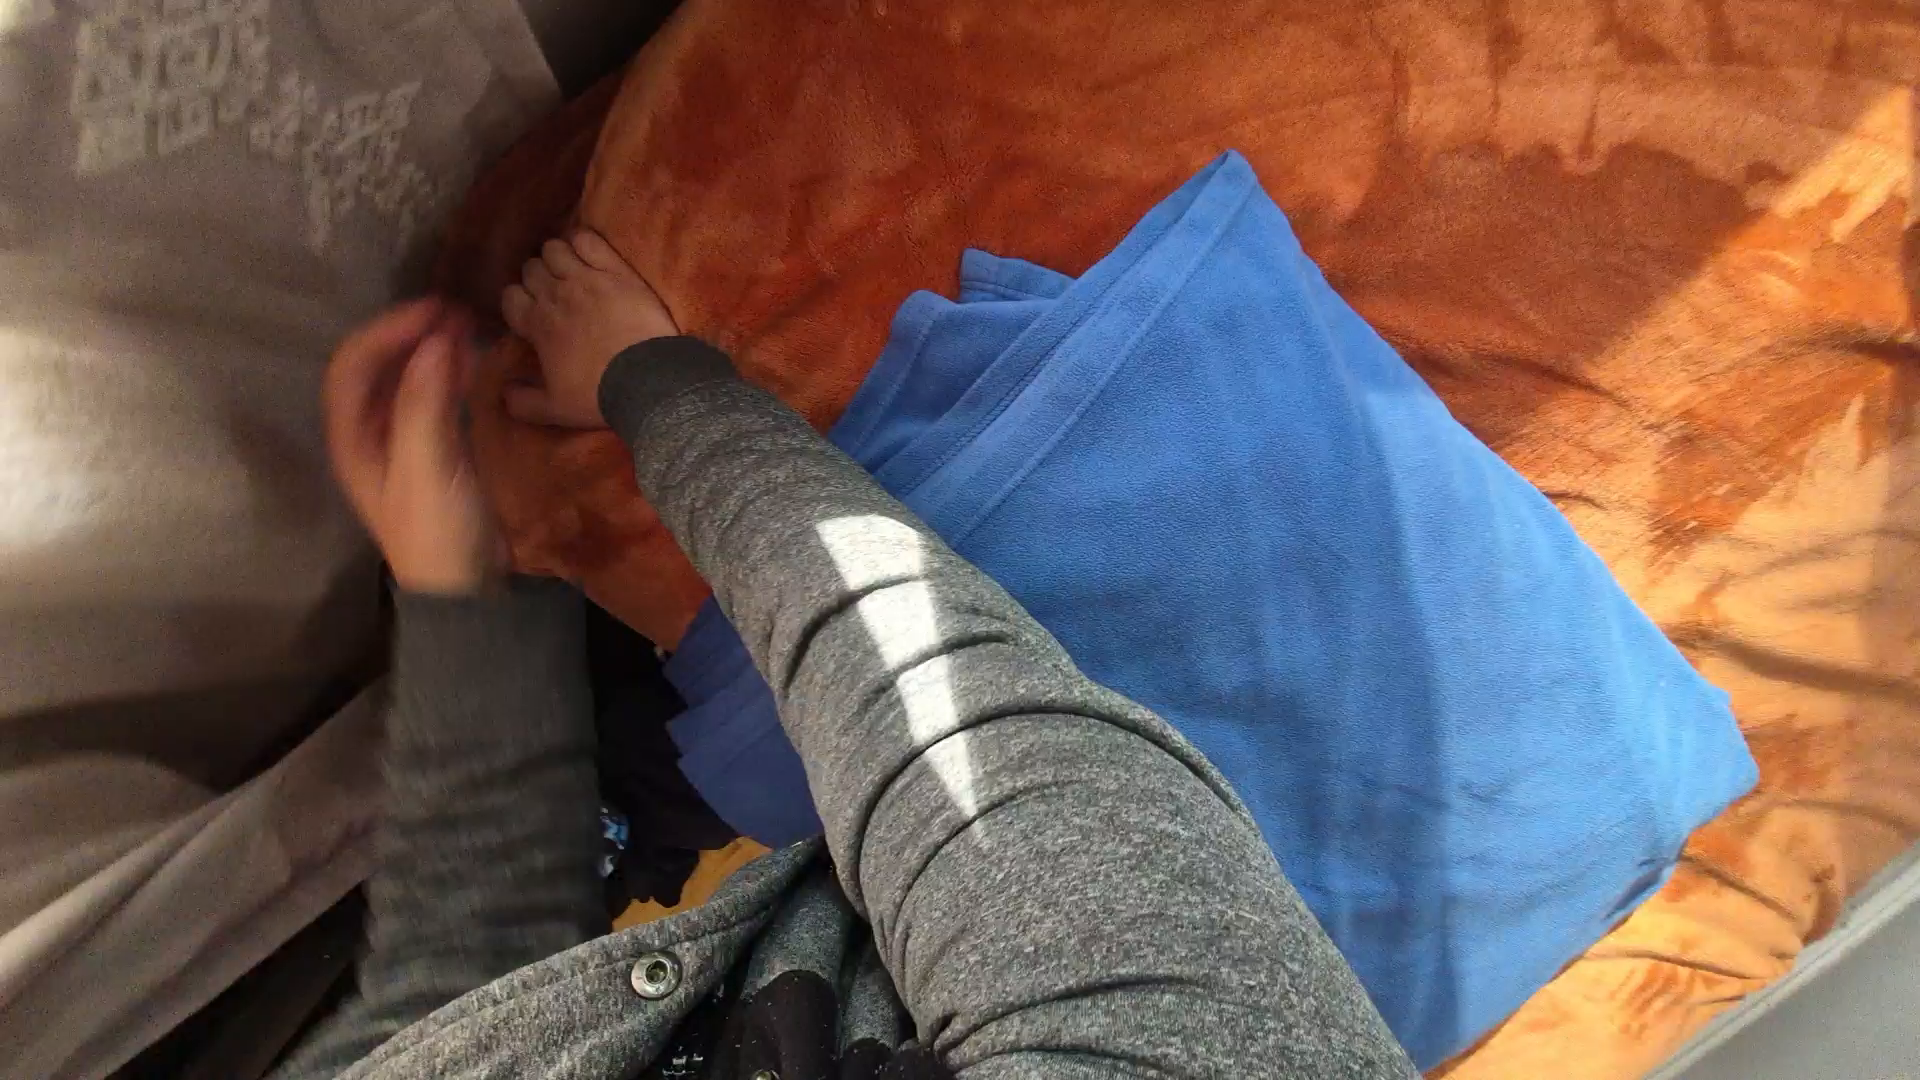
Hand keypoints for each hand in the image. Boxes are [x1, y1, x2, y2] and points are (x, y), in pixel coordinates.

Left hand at [324, 298, 498, 594]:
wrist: (463, 584)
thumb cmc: (436, 530)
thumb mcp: (426, 466)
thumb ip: (426, 404)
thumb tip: (437, 343)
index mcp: (352, 434)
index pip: (355, 364)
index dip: (388, 331)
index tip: (433, 310)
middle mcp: (371, 432)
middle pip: (380, 368)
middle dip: (412, 336)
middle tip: (456, 313)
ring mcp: (404, 443)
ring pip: (409, 383)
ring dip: (433, 353)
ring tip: (467, 331)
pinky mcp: (436, 453)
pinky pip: (436, 402)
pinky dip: (451, 378)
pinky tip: (473, 368)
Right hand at [500, 228, 678, 427]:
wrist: (649, 380)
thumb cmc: (601, 395)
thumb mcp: (556, 410)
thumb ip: (524, 403)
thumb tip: (503, 396)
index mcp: (538, 326)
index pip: (511, 297)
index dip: (522, 302)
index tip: (537, 313)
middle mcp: (555, 296)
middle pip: (532, 270)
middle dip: (541, 278)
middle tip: (561, 294)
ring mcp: (585, 279)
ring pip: (555, 250)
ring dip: (561, 257)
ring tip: (576, 272)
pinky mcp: (617, 272)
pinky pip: (589, 240)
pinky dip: (586, 241)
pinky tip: (593, 254)